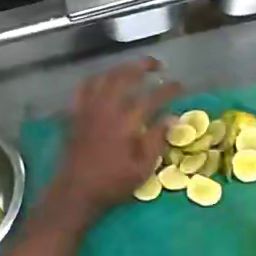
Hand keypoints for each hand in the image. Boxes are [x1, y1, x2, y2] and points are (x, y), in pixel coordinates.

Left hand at [46, 58, 182, 219]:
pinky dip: (96, 80)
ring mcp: (88, 109)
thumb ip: (157, 139)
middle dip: (143, 65)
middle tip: (157, 66)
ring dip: (120, 69)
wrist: (77, 189)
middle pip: (125, 75)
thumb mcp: (143, 168)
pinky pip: (83, 88)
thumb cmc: (113, 182)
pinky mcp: (75, 113)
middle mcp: (107, 109)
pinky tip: (103, 81)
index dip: (169, 89)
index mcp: (126, 122)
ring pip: (103, 77)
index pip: (152, 97)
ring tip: (132, 69)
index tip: (180, 86)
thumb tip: (171, 117)